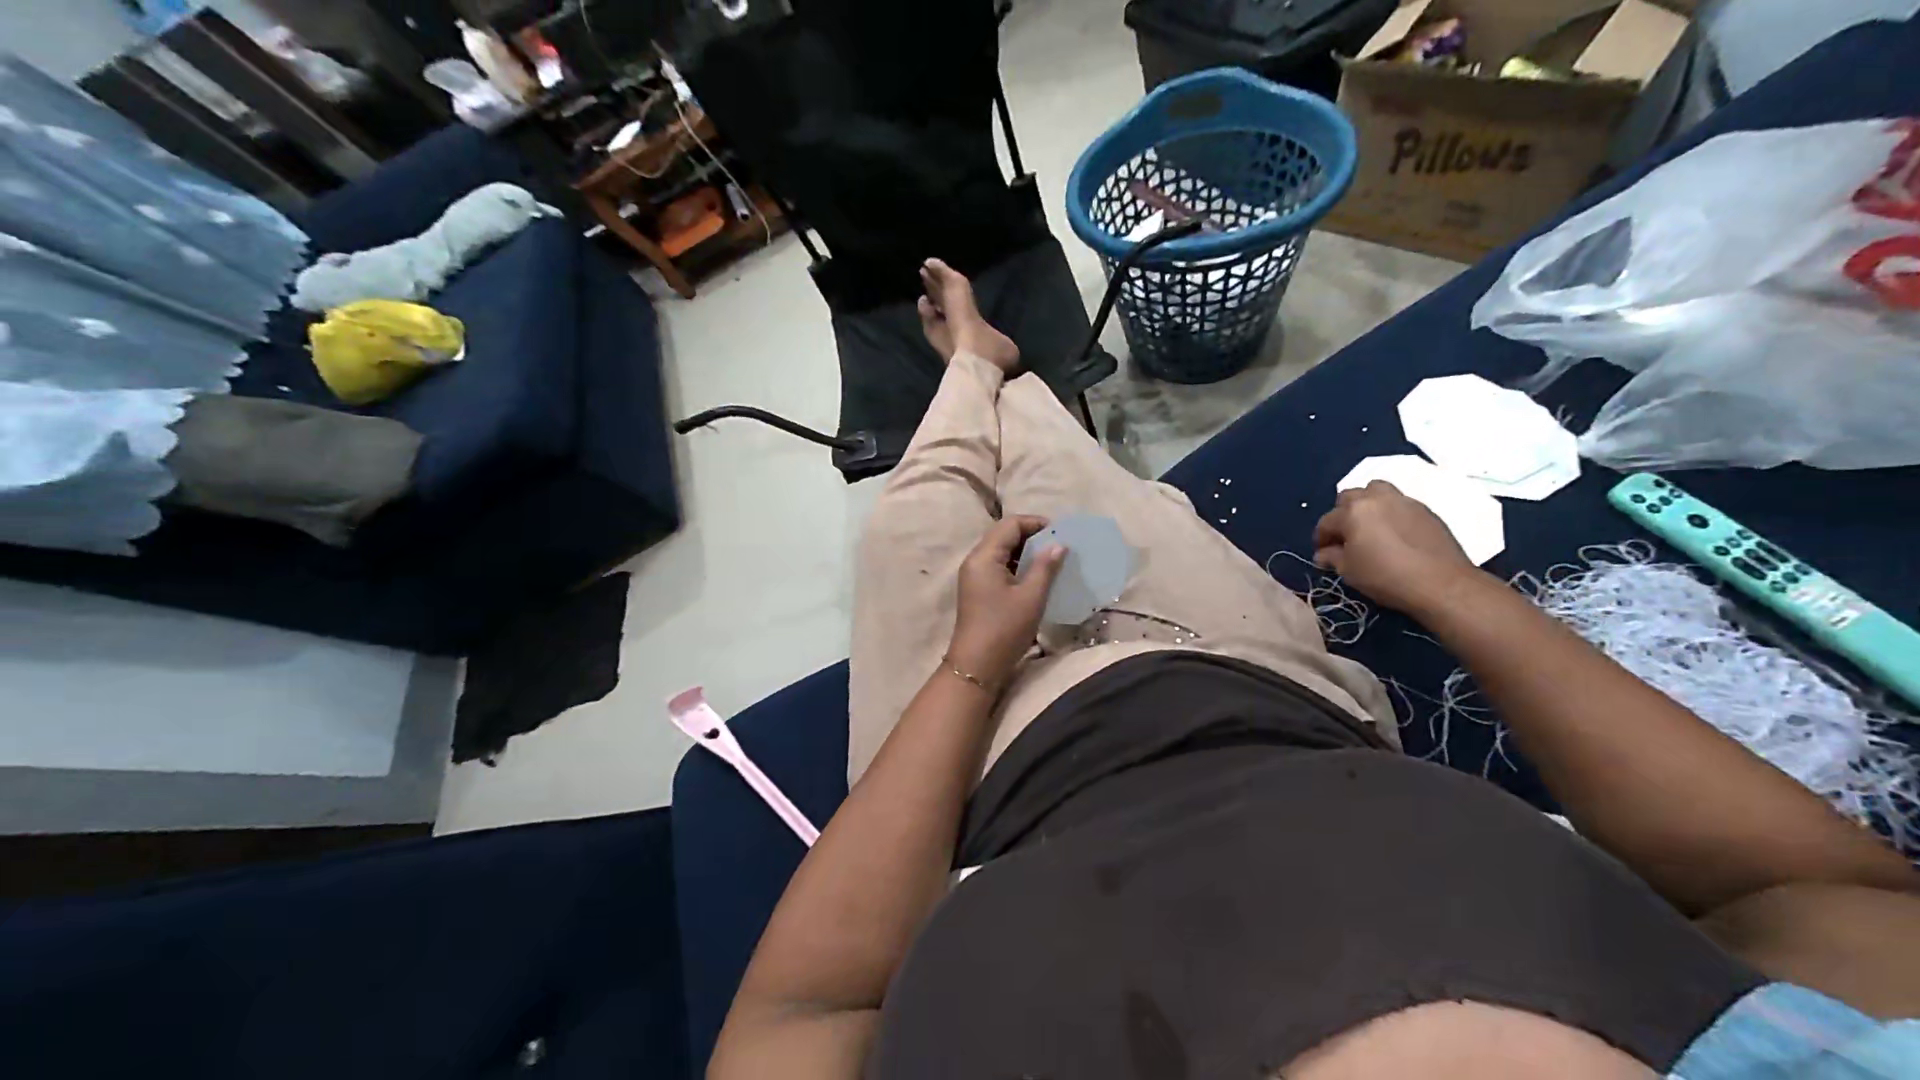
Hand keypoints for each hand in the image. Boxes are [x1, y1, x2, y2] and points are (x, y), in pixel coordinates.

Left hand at [947, 515, 1066, 687]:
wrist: (977, 666)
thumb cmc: (1004, 628)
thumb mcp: (1031, 597)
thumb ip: (1045, 567)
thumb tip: (1059, 544)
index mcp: (984, 556)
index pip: (1010, 524)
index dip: (1035, 523)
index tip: (1060, 533)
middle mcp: (975, 561)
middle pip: (1004, 535)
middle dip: (1032, 537)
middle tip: (1059, 546)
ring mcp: (974, 576)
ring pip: (1001, 552)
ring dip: (1026, 553)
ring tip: (1052, 561)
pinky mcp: (978, 590)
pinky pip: (999, 568)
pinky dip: (1017, 567)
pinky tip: (1037, 577)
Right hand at [1313, 481, 1482, 615]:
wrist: (1441, 583)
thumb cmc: (1386, 576)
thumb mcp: (1349, 571)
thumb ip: (1332, 557)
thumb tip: (1324, 554)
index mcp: (1353, 512)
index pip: (1326, 522)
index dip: (1320, 538)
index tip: (1323, 553)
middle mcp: (1376, 499)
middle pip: (1350, 498)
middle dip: (1342, 515)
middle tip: (1346, 537)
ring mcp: (1403, 501)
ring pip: (1376, 492)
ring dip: (1367, 505)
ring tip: (1370, 527)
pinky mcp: (1425, 510)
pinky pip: (1399, 504)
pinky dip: (1390, 513)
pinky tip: (1394, 535)